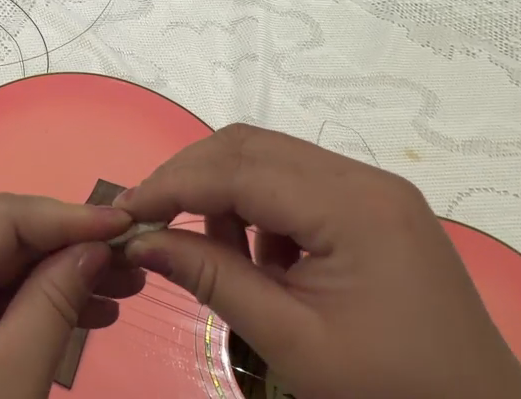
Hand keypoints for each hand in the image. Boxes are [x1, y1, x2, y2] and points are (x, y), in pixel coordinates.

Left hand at [0, 193, 145, 398]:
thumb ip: (55, 300)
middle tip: (131, 260)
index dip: (67, 215)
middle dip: (66, 246)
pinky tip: (85, 312)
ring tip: (123, 288)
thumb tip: (96, 247)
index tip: (126, 222)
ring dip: (57, 274)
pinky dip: (30, 301)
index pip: (1, 215)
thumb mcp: (13, 373)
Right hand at [117, 125, 520, 398]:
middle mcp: (363, 179)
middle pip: (251, 147)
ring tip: (211, 250)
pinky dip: (259, 208)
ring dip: (224, 191)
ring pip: (269, 158)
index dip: (174, 184)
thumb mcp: (294, 344)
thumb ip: (214, 279)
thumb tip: (141, 239)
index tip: (126, 210)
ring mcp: (373, 190)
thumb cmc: (393, 393)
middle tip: (150, 217)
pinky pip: (296, 183)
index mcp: (353, 207)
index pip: (239, 170)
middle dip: (192, 176)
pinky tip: (260, 258)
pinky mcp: (375, 208)